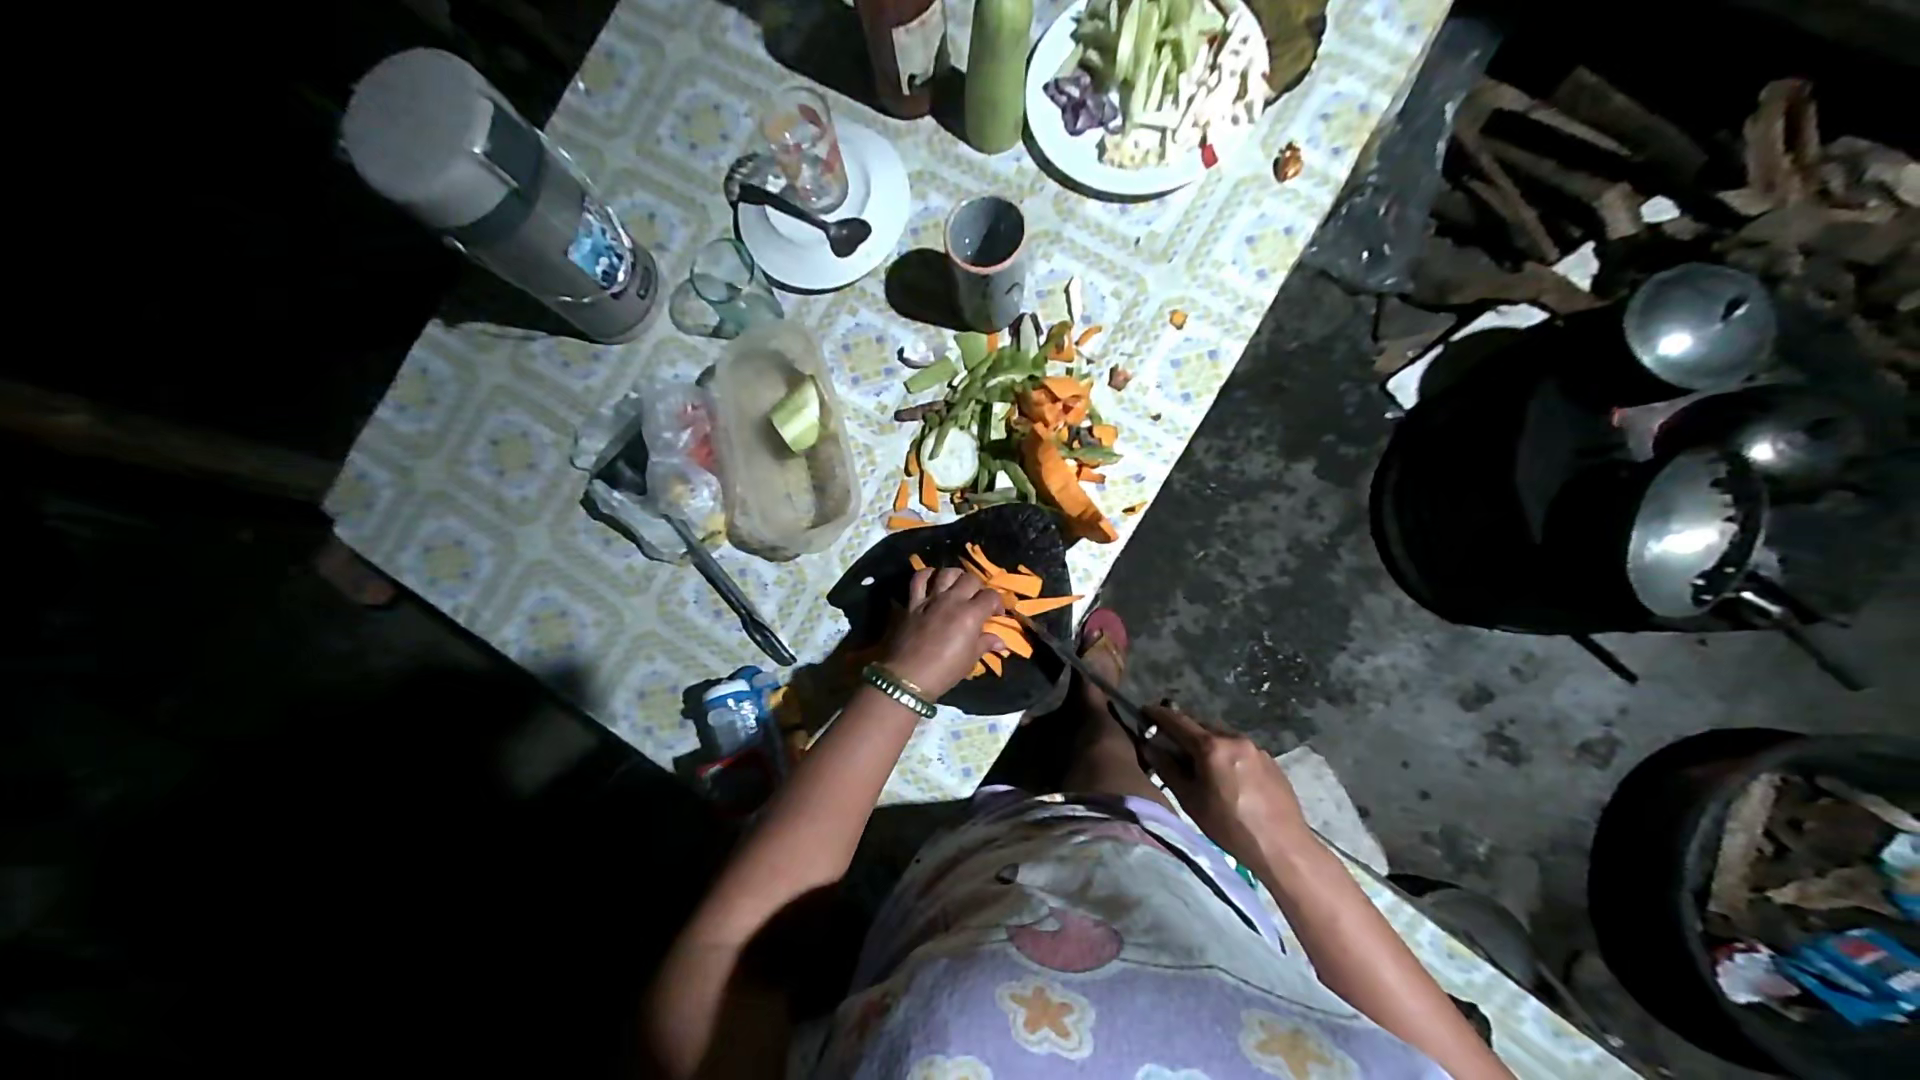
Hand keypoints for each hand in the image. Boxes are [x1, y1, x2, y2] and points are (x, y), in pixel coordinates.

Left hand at [883, 568, 1006, 699]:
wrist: (907, 677)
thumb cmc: (944, 671)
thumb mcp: (970, 660)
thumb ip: (985, 644)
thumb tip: (1000, 642)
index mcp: (970, 614)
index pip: (991, 596)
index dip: (997, 603)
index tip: (996, 614)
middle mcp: (952, 600)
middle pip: (970, 579)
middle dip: (978, 588)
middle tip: (976, 600)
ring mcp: (930, 598)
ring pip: (946, 573)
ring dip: (955, 576)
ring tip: (957, 586)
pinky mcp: (912, 602)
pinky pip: (919, 579)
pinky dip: (927, 575)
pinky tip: (932, 579)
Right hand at [1142, 704, 1311, 867]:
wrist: (1283, 847)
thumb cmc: (1230, 826)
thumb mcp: (1191, 800)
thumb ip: (1167, 769)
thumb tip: (1150, 747)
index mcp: (1212, 746)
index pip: (1177, 720)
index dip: (1158, 714)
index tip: (1144, 711)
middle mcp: (1234, 738)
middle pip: (1201, 725)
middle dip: (1183, 730)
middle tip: (1170, 743)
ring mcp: (1256, 747)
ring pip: (1221, 735)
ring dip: (1206, 742)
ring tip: (1198, 762)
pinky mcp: (1270, 760)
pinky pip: (1239, 748)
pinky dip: (1225, 753)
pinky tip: (1225, 775)